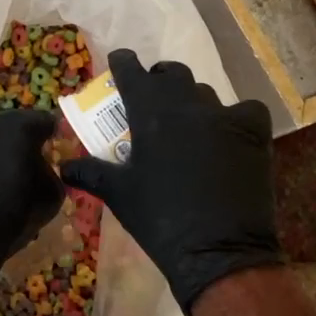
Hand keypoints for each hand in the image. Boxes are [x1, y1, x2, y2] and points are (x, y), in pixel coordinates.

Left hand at [0, 109, 65, 299]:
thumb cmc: (18, 207)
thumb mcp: (53, 193)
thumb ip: (54, 171)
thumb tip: (47, 167)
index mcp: (22, 124)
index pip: (48, 120)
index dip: (57, 135)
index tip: (62, 150)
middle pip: (21, 124)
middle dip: (31, 139)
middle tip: (41, 159)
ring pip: (0, 136)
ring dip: (10, 148)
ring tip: (18, 171)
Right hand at [59, 50, 280, 313]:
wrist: (217, 252)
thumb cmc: (160, 219)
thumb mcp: (118, 194)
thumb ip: (90, 172)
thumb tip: (63, 167)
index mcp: (148, 110)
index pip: (130, 68)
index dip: (122, 63)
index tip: (118, 65)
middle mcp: (184, 102)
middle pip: (170, 73)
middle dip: (159, 80)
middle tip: (153, 101)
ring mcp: (221, 114)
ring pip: (204, 92)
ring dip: (192, 102)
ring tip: (189, 126)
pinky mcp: (252, 131)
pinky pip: (246, 109)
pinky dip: (237, 117)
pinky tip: (231, 134)